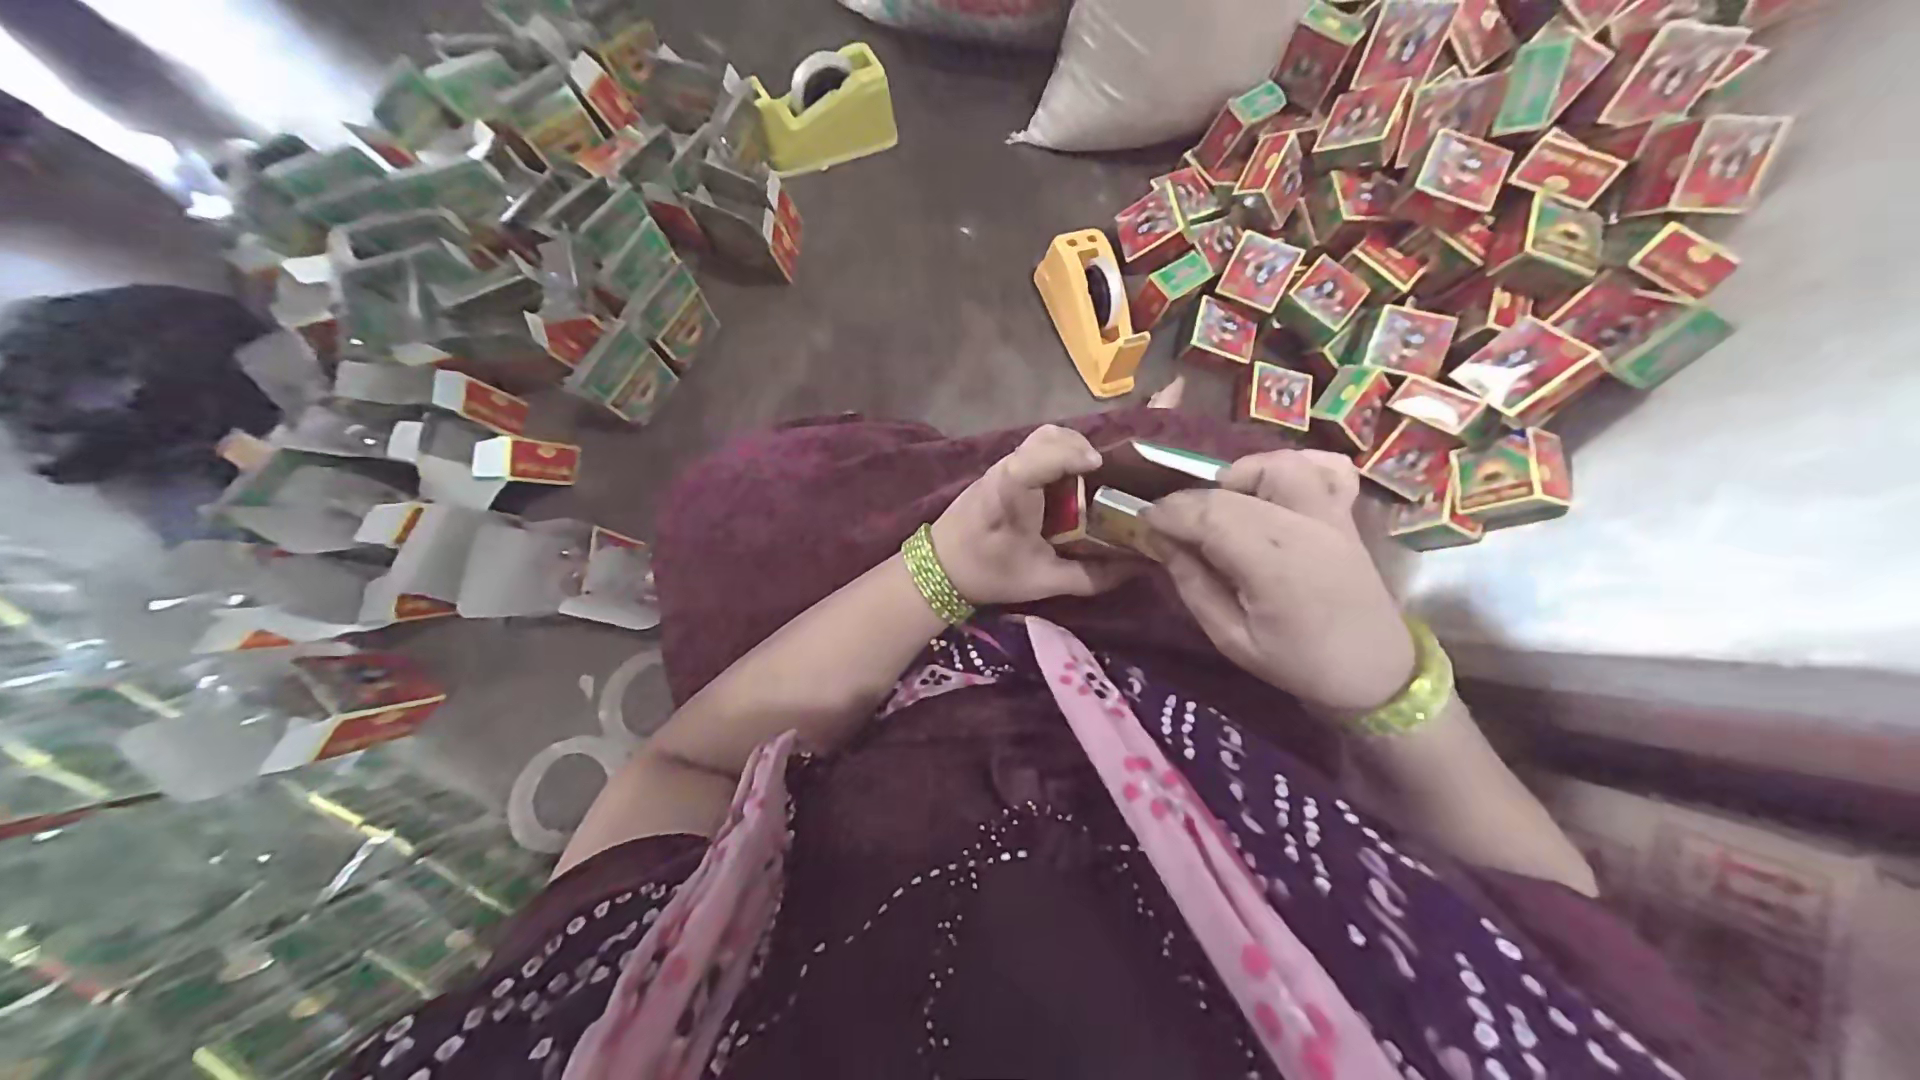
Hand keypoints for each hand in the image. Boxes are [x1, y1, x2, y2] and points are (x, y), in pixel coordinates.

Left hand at [930, 425, 1136, 604]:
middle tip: (1108, 476)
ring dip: (1072, 449)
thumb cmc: (988, 572)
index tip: (1098, 466)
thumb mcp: (1043, 580)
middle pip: (1048, 437)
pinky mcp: (1002, 469)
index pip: (1038, 458)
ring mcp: (1003, 465)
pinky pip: (1037, 449)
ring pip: (1043, 438)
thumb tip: (1138, 568)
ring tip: (1095, 477)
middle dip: (1082, 448)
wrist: (940, 567)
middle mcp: (1006, 470)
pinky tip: (1074, 482)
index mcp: (1011, 493)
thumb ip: (1092, 577)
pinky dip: (1060, 455)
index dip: (1070, 453)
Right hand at [1142, 450, 1414, 715]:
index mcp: (1274, 564)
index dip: (1168, 513)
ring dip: (1238, 476)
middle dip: (1189, 501)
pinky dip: (1292, 466)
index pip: (1209, 515)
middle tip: (1169, 525)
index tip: (1143, 522)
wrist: (1375, 671)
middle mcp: (1304, 526)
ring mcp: (1330, 514)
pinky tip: (1270, 487)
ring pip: (1278, 464)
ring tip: (1221, 505)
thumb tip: (1160, 541)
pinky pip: (1324, 467)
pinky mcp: (1344, 513)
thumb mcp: (1231, 638)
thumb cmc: (1298, 663)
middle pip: (1231, 489)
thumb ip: (1192, 583)